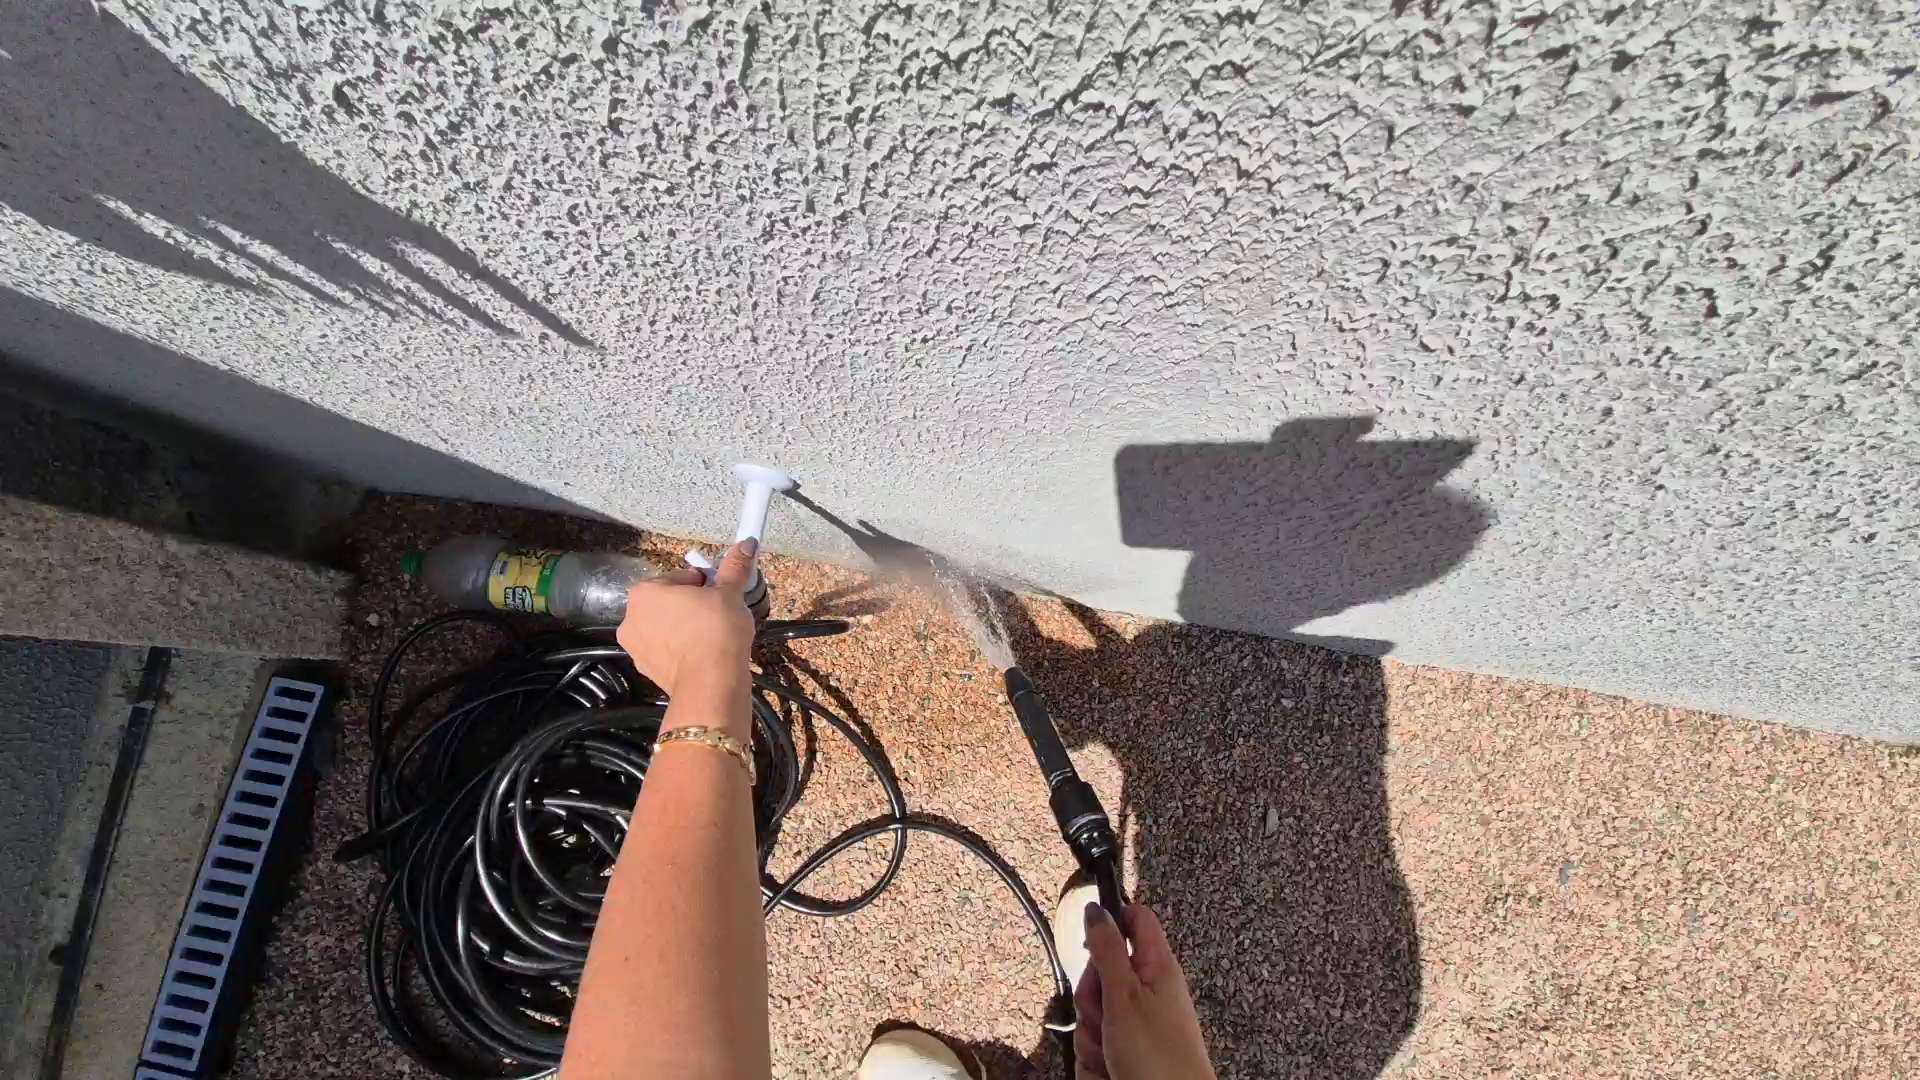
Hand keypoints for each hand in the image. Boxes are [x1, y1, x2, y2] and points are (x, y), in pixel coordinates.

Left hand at [616, 539, 757, 735]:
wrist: (711, 682)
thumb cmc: (716, 630)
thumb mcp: (729, 593)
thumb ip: (734, 568)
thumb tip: (747, 543)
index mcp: (645, 591)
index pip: (681, 577)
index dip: (705, 584)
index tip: (721, 595)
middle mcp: (631, 617)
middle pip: (669, 602)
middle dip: (692, 606)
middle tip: (719, 614)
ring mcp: (636, 647)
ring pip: (667, 628)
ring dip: (686, 628)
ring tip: (714, 636)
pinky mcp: (646, 670)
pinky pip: (667, 651)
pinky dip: (682, 650)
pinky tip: (704, 654)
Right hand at [1074, 903, 1215, 1079]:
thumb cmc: (1158, 1059)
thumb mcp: (1124, 996)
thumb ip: (1107, 950)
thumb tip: (1095, 910)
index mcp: (1156, 966)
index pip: (1134, 918)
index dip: (1111, 922)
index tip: (1091, 945)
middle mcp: (1147, 990)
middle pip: (1102, 969)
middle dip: (1091, 994)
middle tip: (1105, 1013)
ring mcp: (1137, 1023)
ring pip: (1095, 1009)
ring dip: (1092, 1031)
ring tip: (1111, 1052)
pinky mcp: (1127, 1051)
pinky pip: (1097, 1041)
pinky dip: (1097, 1056)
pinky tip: (1110, 1069)